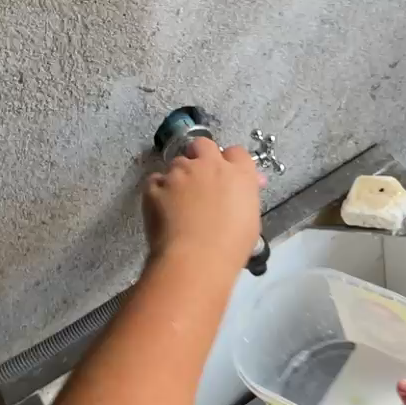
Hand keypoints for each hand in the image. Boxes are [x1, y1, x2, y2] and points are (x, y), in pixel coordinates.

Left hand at [143, 137, 264, 270]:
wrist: (196, 259)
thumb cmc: (232, 246)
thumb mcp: (251, 219)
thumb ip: (245, 196)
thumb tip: (247, 186)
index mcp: (238, 173)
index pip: (237, 153)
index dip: (230, 162)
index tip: (227, 176)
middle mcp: (209, 165)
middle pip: (203, 144)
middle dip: (200, 155)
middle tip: (200, 177)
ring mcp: (179, 173)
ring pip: (177, 163)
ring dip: (179, 176)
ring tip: (178, 201)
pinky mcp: (155, 187)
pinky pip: (155, 182)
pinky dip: (158, 191)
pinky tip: (161, 209)